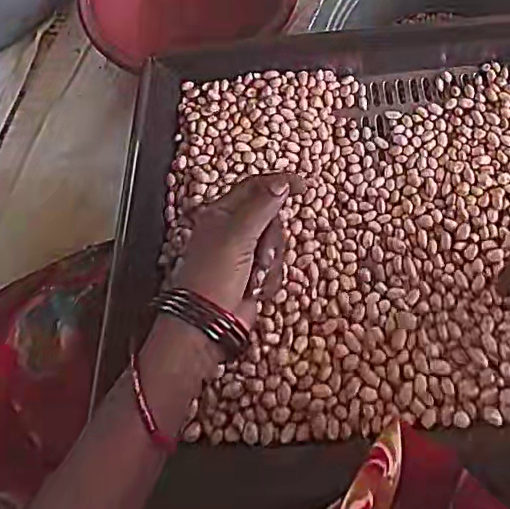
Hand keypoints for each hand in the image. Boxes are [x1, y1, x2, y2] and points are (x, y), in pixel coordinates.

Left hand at [170, 173, 298, 325]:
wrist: (207, 325)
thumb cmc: (213, 276)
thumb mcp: (238, 235)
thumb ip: (262, 207)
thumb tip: (281, 183)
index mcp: (221, 212)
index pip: (254, 187)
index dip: (278, 183)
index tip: (302, 185)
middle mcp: (232, 229)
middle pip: (270, 217)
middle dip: (271, 237)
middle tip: (262, 253)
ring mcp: (243, 253)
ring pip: (276, 243)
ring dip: (270, 261)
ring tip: (255, 276)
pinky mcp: (253, 275)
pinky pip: (276, 267)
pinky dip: (270, 278)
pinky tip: (256, 289)